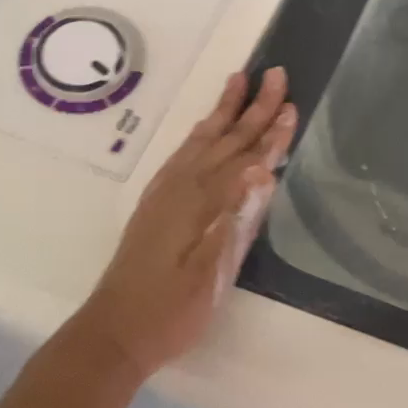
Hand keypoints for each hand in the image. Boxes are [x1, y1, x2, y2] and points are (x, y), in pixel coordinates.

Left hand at [71, 68, 294, 375]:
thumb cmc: (173, 309)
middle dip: (256, 107)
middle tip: (278, 73)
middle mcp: (185, 187)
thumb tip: (262, 172)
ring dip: (226, 110)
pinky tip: (207, 128)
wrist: (114, 333)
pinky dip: (202, 132)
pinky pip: (185, 153)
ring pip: (205, 139)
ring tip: (240, 80)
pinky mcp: (157, 203)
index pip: (248, 158)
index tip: (293, 104)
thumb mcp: (211, 272)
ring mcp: (168, 193)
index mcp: (203, 202)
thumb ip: (236, 220)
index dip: (273, 133)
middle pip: (228, 139)